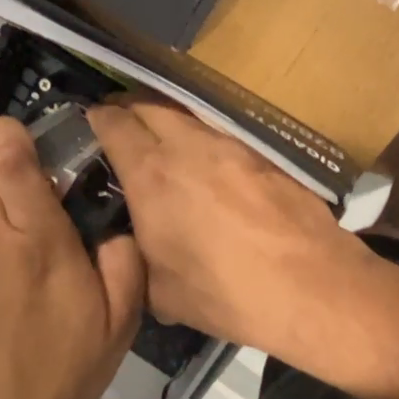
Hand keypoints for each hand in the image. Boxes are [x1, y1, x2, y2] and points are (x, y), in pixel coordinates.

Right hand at [87, 99, 362, 350]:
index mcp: (151, 174)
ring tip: (161, 148)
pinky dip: (201, 141)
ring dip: (167, 123)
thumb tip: (133, 247)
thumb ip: (135, 258)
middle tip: (119, 128)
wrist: (311, 286)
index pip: (113, 123)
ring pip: (187, 117)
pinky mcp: (263, 155)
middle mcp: (187, 146)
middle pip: (149, 105)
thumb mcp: (160, 292)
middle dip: (128, 110)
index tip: (88, 125)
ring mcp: (230, 145)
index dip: (96, 119)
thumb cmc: (225, 293)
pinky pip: (219, 135)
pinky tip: (205, 169)